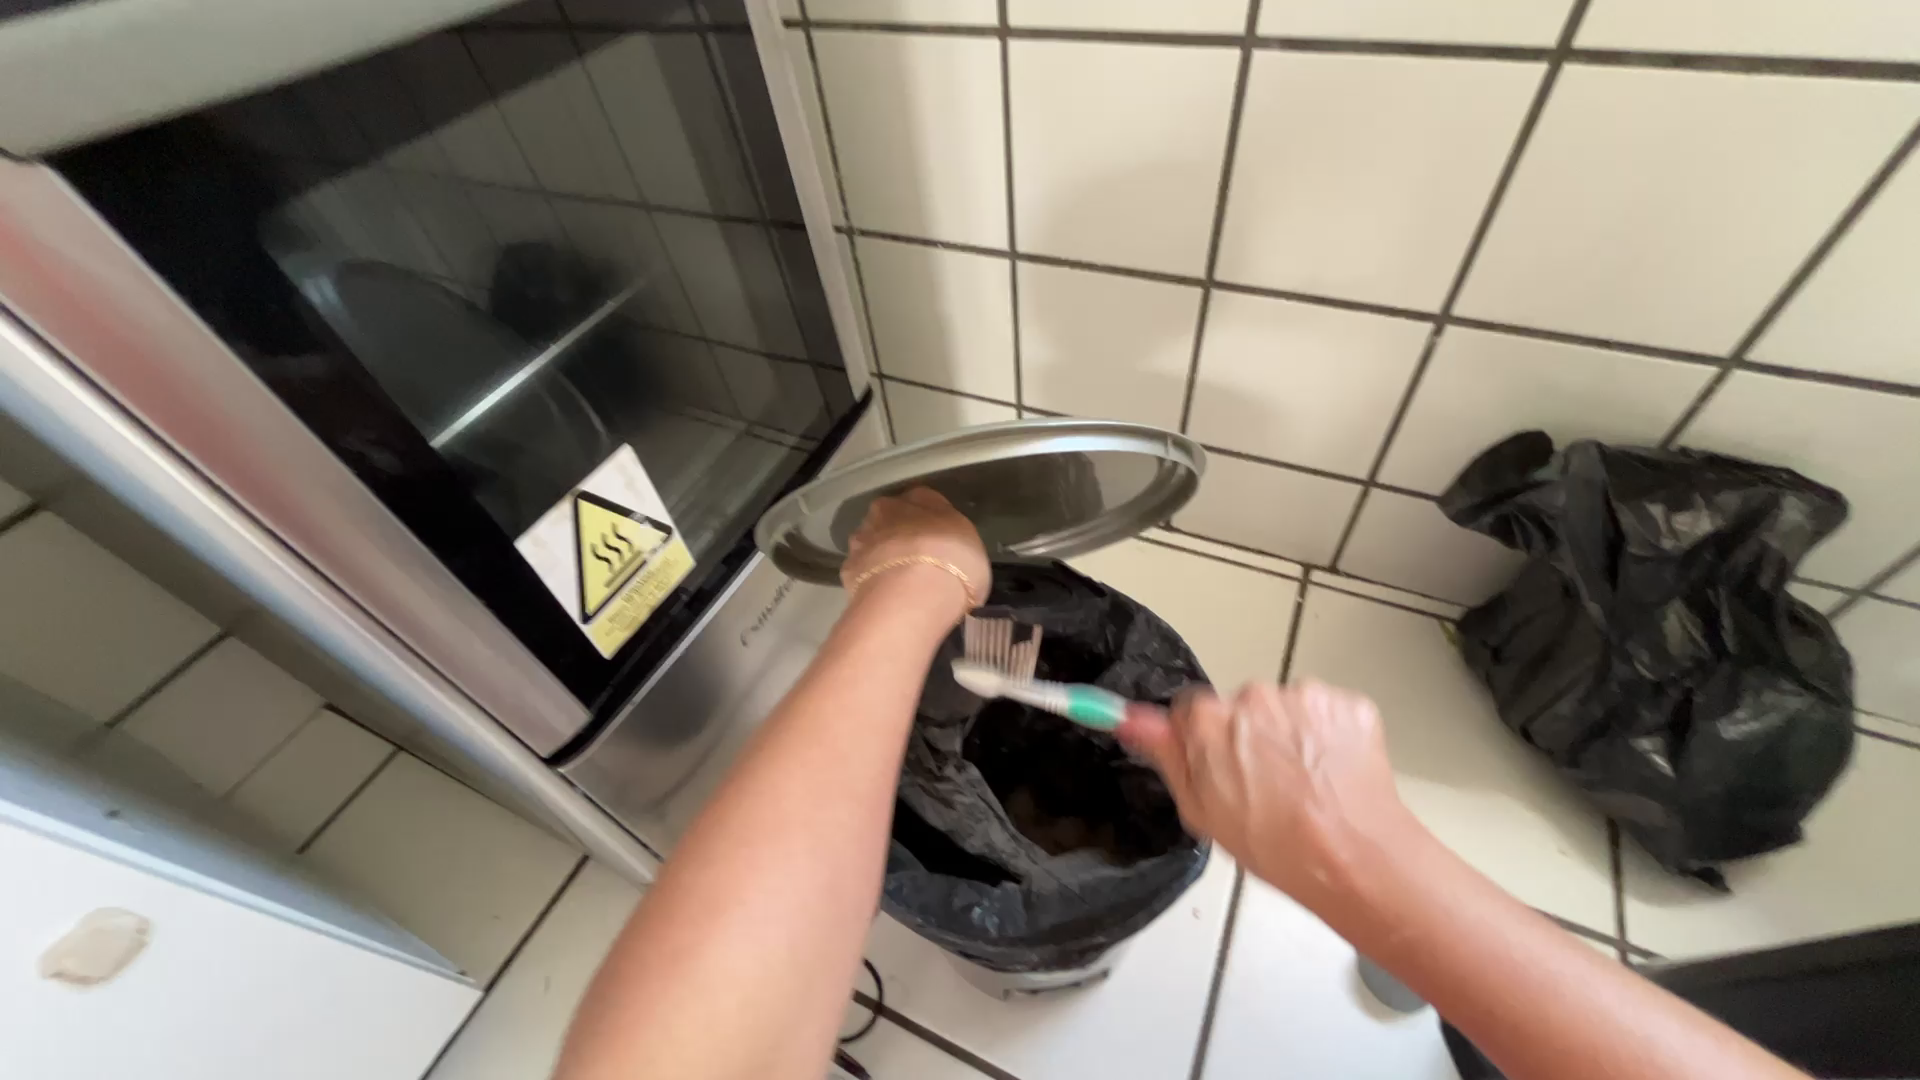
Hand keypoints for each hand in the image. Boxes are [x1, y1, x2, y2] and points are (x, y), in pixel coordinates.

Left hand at [840, 487, 990, 621]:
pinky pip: (861, 572)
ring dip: (881, 558)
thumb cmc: (953, 561)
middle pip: (891, 519)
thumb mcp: (972, 545)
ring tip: (897, 585)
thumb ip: (955, 540)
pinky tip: (883, 599)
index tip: (937, 542)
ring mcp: (862, 538)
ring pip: (871, 543)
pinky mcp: (847, 568)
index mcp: (920, 497)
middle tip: (915, 563)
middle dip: (899, 537)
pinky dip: (869, 582)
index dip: (930, 522)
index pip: (923, 501)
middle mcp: (886, 509)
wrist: (911, 592)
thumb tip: (947, 547)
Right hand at [1117, 680, 1417, 908]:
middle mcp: (1252, 696)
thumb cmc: (1273, 846)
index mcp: (1209, 719)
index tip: (1222, 768)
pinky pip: (1327, 712)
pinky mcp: (1348, 703)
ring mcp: (1304, 697)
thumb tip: (1131, 719)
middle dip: (1251, 736)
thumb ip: (1166, 754)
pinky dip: (1330, 736)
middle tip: (1268, 784)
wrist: (1356, 861)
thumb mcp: (1202, 810)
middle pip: (1241, 707)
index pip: (1194, 711)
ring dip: (1292, 735)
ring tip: (1307, 783)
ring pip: (1286, 709)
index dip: (1207, 740)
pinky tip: (1334, 772)